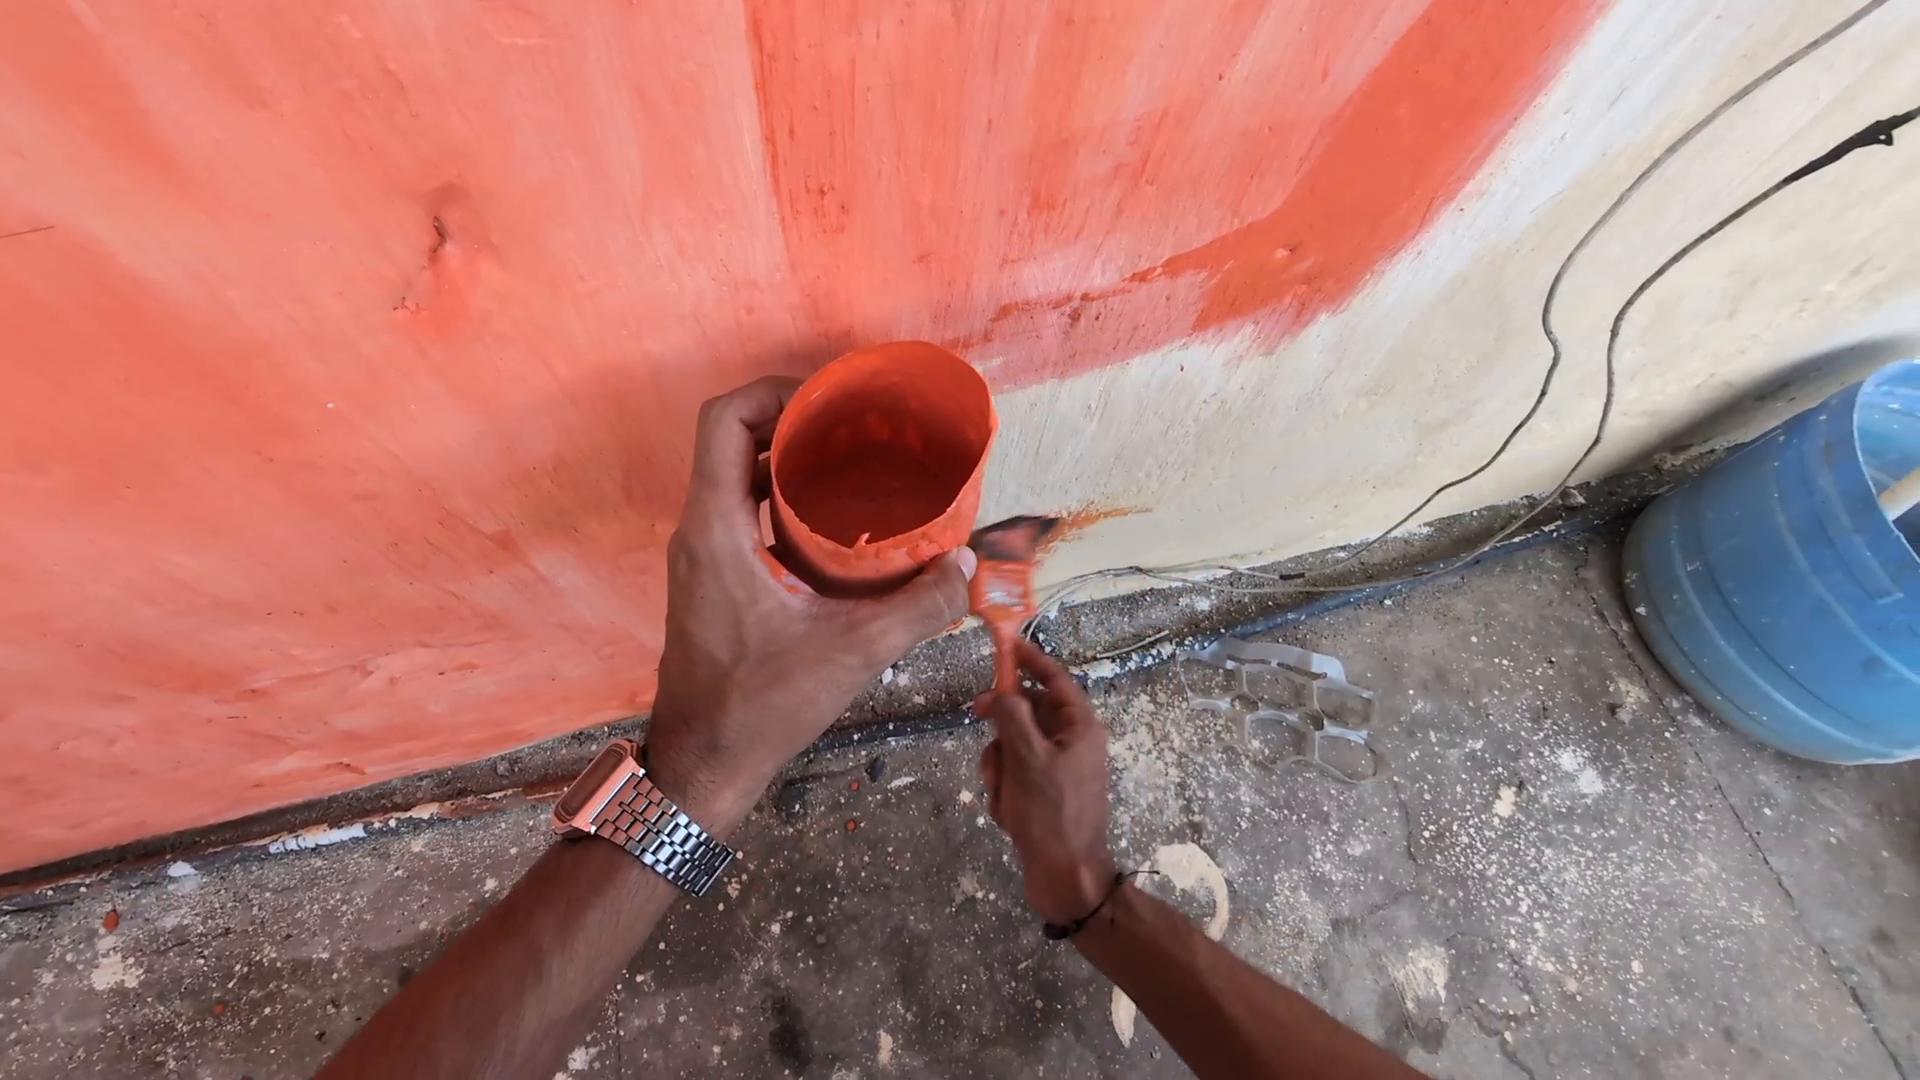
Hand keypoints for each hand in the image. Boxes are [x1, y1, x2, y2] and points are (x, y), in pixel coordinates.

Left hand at [645, 376, 976, 832]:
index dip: (775, 393)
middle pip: (734, 439)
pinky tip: (834, 519)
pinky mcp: (715, 575)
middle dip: (793, 419)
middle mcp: (700, 529)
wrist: (704, 761)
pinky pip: (743, 509)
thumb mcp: (853, 652)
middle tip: (857, 427)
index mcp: (717, 530)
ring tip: (853, 461)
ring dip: (788, 457)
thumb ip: (918, 608)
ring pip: (737, 474)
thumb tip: (966, 566)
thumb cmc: (763, 705)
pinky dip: (782, 495)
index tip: (833, 401)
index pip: (725, 421)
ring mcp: (703, 553)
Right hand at [976, 639, 1118, 925]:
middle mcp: (1072, 742)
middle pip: (1027, 711)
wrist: (1066, 879)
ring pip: (1014, 744)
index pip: (1054, 678)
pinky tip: (1008, 812)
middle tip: (976, 715)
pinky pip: (1014, 773)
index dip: (1029, 659)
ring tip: (1003, 791)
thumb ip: (1011, 716)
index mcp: (1080, 727)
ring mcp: (1057, 768)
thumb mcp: (1028, 759)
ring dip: (1000, 763)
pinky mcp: (1044, 792)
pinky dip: (1005, 787)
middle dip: (1003, 724)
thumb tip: (1000, 693)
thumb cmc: (1052, 814)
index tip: (1004, 644)